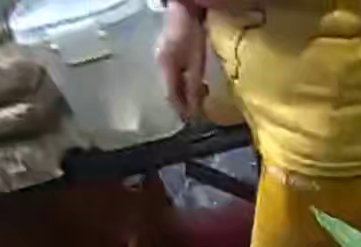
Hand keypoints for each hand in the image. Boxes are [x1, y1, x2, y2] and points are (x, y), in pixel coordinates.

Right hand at [156, 1, 207, 119]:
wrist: (185, 6)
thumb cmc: (192, 34)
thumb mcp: (196, 65)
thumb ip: (194, 89)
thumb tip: (193, 114)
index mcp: (165, 67)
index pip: (171, 98)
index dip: (183, 112)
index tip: (194, 121)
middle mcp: (159, 64)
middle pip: (171, 92)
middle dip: (185, 104)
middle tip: (200, 109)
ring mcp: (161, 57)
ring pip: (172, 84)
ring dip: (186, 94)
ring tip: (201, 95)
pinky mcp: (167, 53)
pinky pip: (174, 75)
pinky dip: (184, 83)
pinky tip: (194, 82)